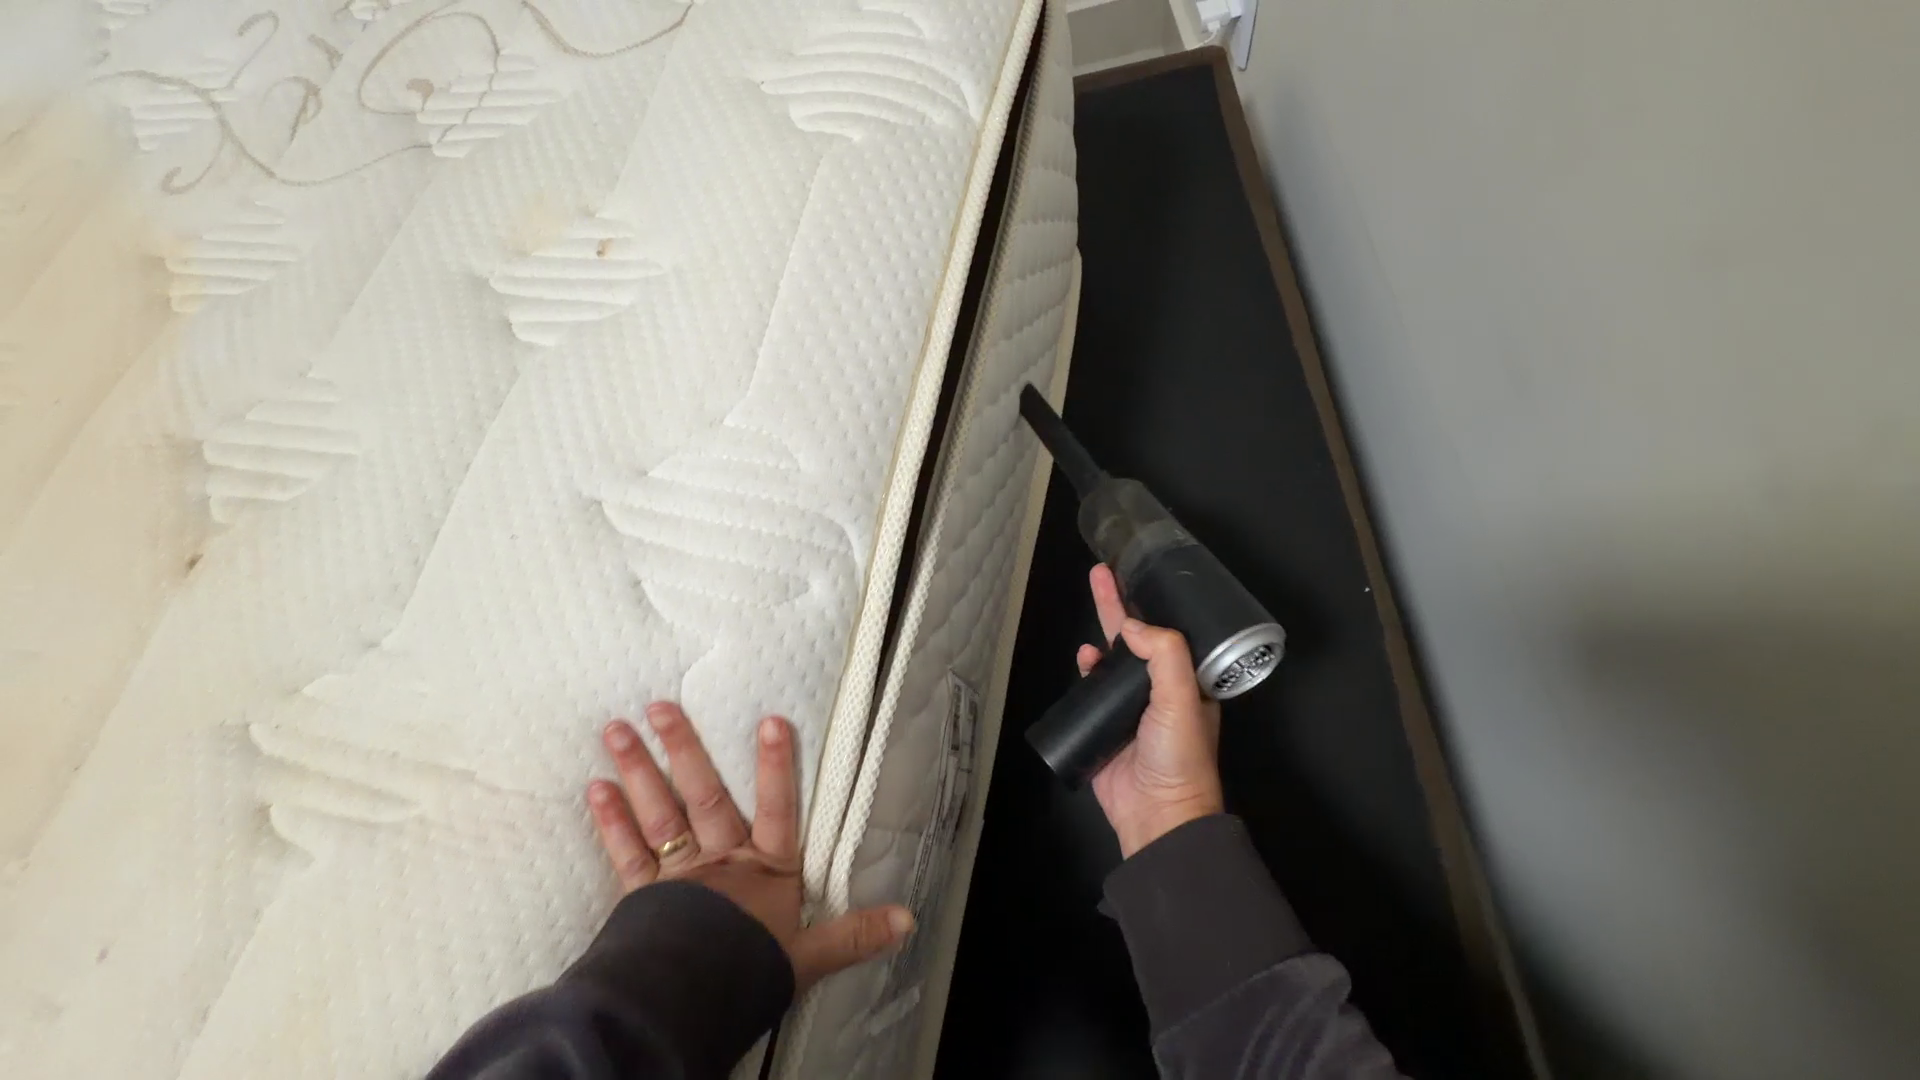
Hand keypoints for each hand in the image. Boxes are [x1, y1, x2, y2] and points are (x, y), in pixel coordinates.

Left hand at [586, 703, 913, 990]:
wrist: (689, 1015)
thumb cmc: (751, 977)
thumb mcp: (811, 956)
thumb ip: (855, 933)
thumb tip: (908, 918)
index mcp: (765, 871)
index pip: (776, 809)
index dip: (775, 767)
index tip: (770, 721)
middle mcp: (721, 862)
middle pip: (704, 797)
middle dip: (684, 750)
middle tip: (659, 705)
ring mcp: (678, 875)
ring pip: (660, 814)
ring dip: (638, 771)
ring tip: (616, 729)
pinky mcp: (642, 896)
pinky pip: (625, 852)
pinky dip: (611, 821)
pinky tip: (596, 788)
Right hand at [1076, 564, 1225, 857]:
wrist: (1156, 814)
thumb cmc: (1178, 754)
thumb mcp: (1181, 698)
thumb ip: (1164, 654)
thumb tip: (1130, 624)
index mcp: (1186, 684)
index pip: (1168, 634)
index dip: (1153, 605)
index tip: (1137, 574)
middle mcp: (1159, 691)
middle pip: (1136, 640)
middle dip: (1118, 606)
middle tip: (1101, 572)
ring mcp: (1130, 709)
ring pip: (1112, 663)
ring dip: (1102, 638)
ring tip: (1092, 606)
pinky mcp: (1105, 727)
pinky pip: (1092, 692)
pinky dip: (1087, 671)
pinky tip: (1082, 657)